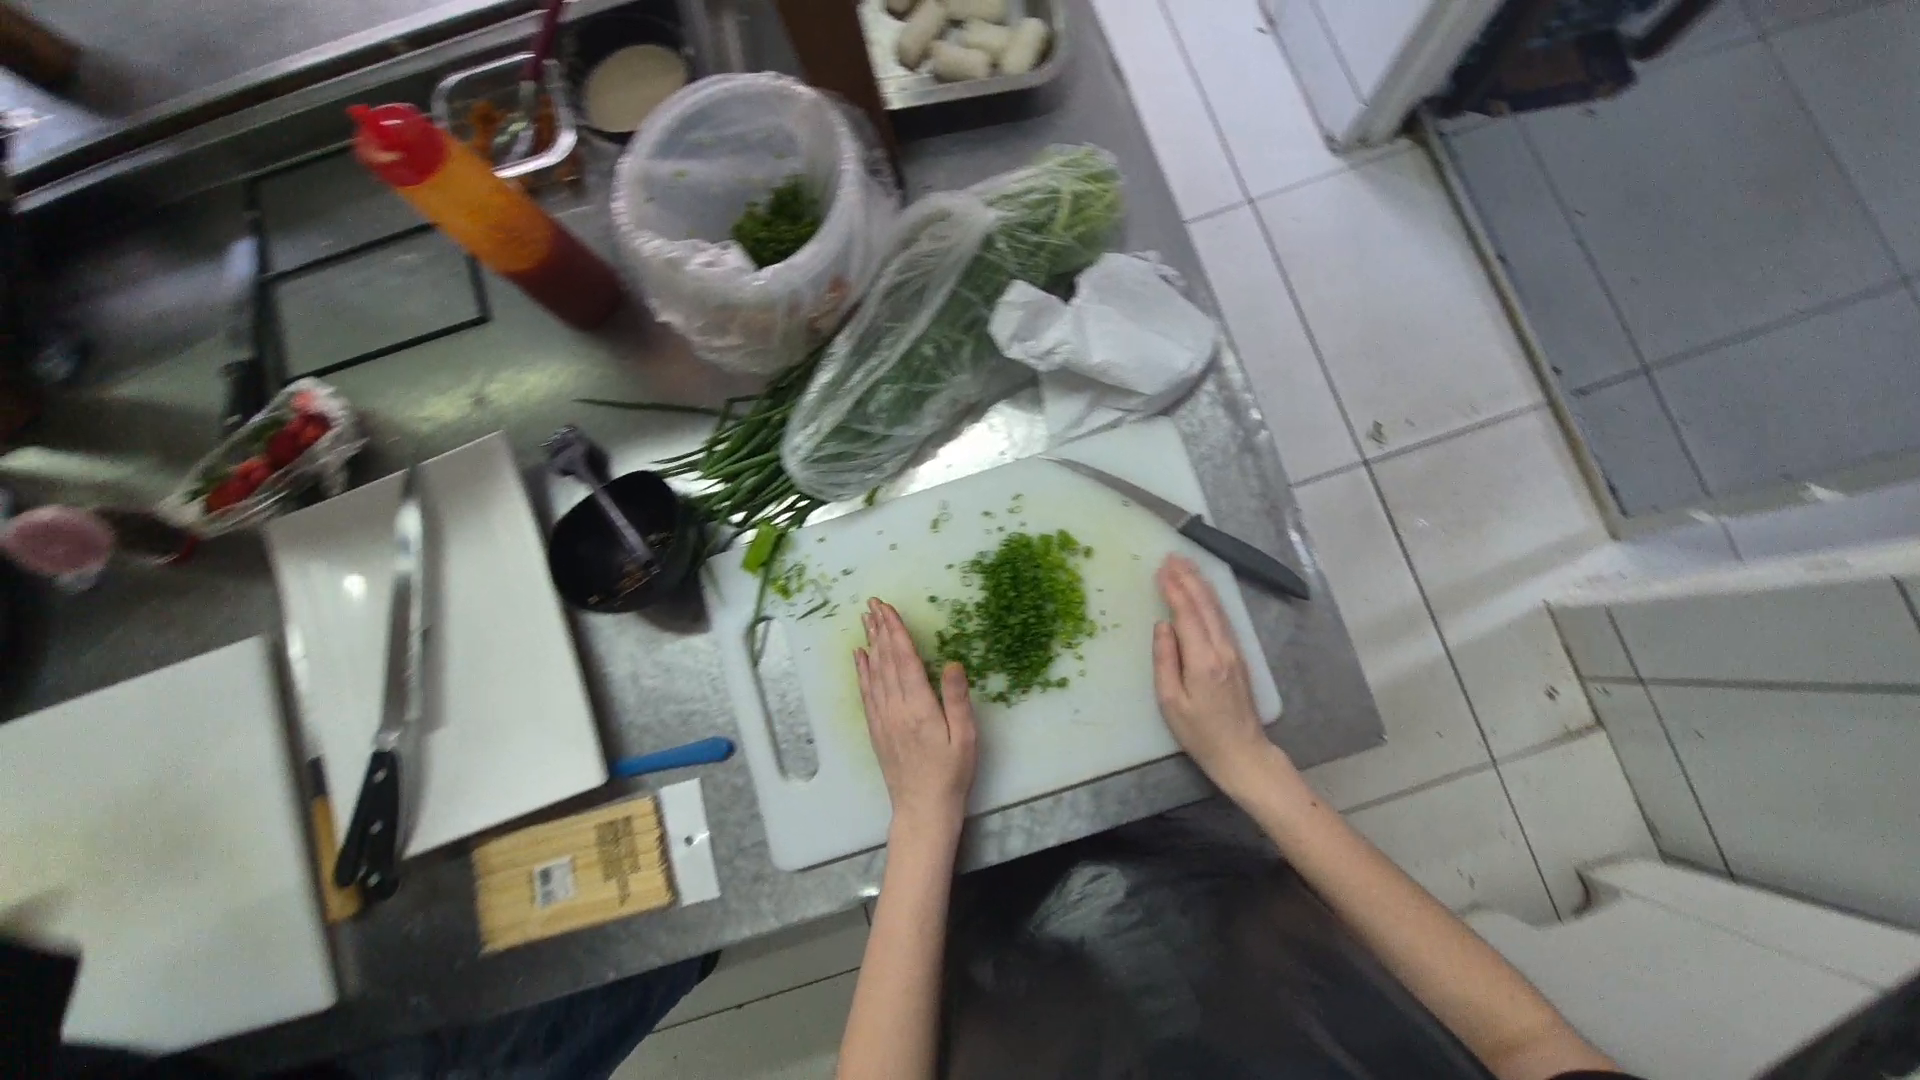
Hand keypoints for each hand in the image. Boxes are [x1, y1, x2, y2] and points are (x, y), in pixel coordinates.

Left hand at [855, 599, 978, 841]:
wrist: (922, 809)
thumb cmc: (951, 774)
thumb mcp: (965, 737)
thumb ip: (957, 698)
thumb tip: (953, 662)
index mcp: (919, 707)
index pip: (905, 659)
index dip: (896, 631)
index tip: (888, 609)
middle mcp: (896, 708)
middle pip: (885, 660)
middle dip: (879, 629)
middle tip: (872, 604)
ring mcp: (883, 719)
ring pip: (874, 673)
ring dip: (870, 644)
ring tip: (866, 620)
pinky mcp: (877, 729)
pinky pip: (867, 693)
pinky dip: (862, 671)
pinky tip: (860, 657)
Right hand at [1153, 555, 1283, 795]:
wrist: (1243, 754)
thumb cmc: (1200, 734)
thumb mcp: (1171, 702)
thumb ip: (1165, 660)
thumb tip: (1162, 626)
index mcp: (1203, 660)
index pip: (1186, 614)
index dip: (1173, 589)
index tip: (1160, 569)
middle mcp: (1222, 650)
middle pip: (1205, 605)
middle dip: (1188, 578)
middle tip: (1172, 556)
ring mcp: (1234, 652)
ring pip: (1217, 609)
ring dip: (1201, 585)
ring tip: (1186, 565)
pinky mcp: (1239, 658)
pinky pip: (1223, 620)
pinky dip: (1211, 601)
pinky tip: (1204, 592)